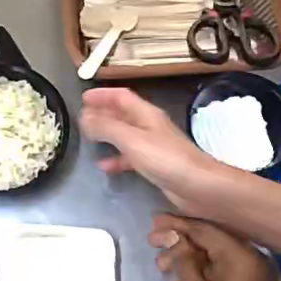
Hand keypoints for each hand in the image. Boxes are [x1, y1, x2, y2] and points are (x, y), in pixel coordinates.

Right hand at [81, 88, 231, 212]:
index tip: (84, 97)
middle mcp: (150, 126)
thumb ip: (106, 127)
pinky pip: (131, 157)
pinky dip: (117, 158)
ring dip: (108, 135)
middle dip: (103, 113)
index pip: (122, 96)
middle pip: (123, 114)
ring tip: (89, 139)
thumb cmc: (165, 159)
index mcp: (146, 114)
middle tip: (83, 116)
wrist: (197, 186)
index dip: (103, 94)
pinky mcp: (156, 165)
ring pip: (126, 135)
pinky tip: (105, 166)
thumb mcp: (131, 139)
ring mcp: (154, 146)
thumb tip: (84, 116)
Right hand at [150, 214, 280, 280]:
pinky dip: (202, 270)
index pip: (206, 230)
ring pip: (216, 256)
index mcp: (243, 257)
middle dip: (181, 240)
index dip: (177, 225)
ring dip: (189, 257)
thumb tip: (177, 239)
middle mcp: (253, 260)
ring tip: (160, 265)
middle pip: (212, 240)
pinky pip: (223, 270)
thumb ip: (184, 263)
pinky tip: (182, 275)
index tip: (153, 223)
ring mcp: (255, 277)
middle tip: (152, 242)